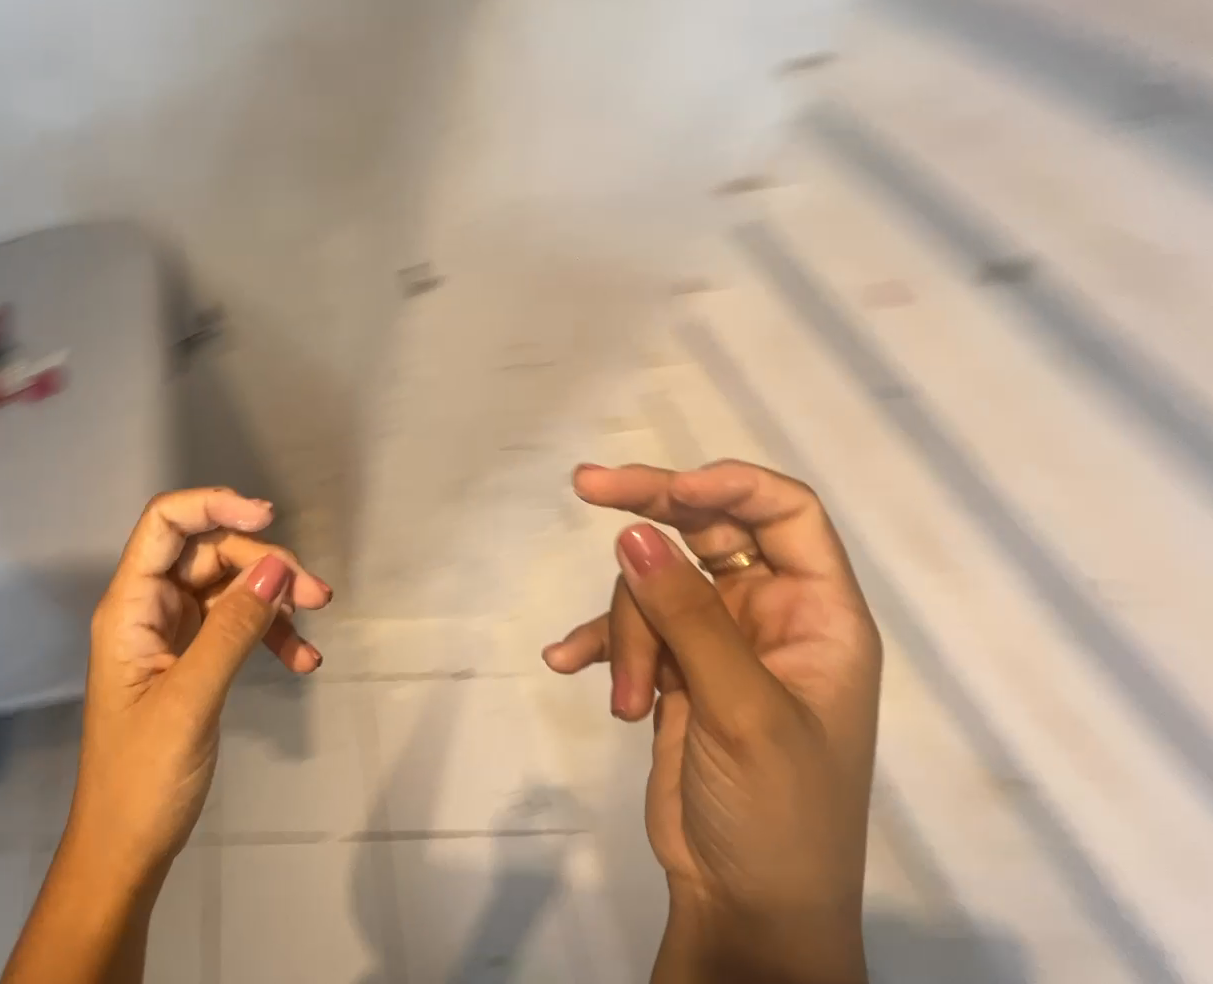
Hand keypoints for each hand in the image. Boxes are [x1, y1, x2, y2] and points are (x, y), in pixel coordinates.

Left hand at [69, 487, 331, 864]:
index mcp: (129, 606)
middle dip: (263, 564)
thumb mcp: (190, 699)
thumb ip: (233, 629)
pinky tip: (302, 660)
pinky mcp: (193, 659)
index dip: (213, 504)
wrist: (127, 847)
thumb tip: (277, 567)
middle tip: (316, 593)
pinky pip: (236, 627)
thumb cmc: (143, 777)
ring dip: (274, 600)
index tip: (268, 516)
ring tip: (315, 625)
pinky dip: (270, 635)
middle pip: (209, 553)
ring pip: (229, 587)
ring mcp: (172, 633)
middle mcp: (149, 608)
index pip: (165, 525)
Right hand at [544, 461, 880, 982]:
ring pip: (653, 588)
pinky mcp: (673, 672)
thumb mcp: (739, 709)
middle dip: (649, 514)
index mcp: (819, 616)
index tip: (663, 487)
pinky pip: (627, 633)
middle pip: (706, 532)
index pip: (786, 515)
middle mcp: (768, 616)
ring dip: (628, 637)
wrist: (746, 901)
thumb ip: (686, 617)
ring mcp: (716, 643)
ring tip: (630, 702)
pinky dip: (599, 647)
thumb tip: (631, 532)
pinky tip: (567, 664)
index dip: (730, 485)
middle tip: (585, 484)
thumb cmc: (778, 810)